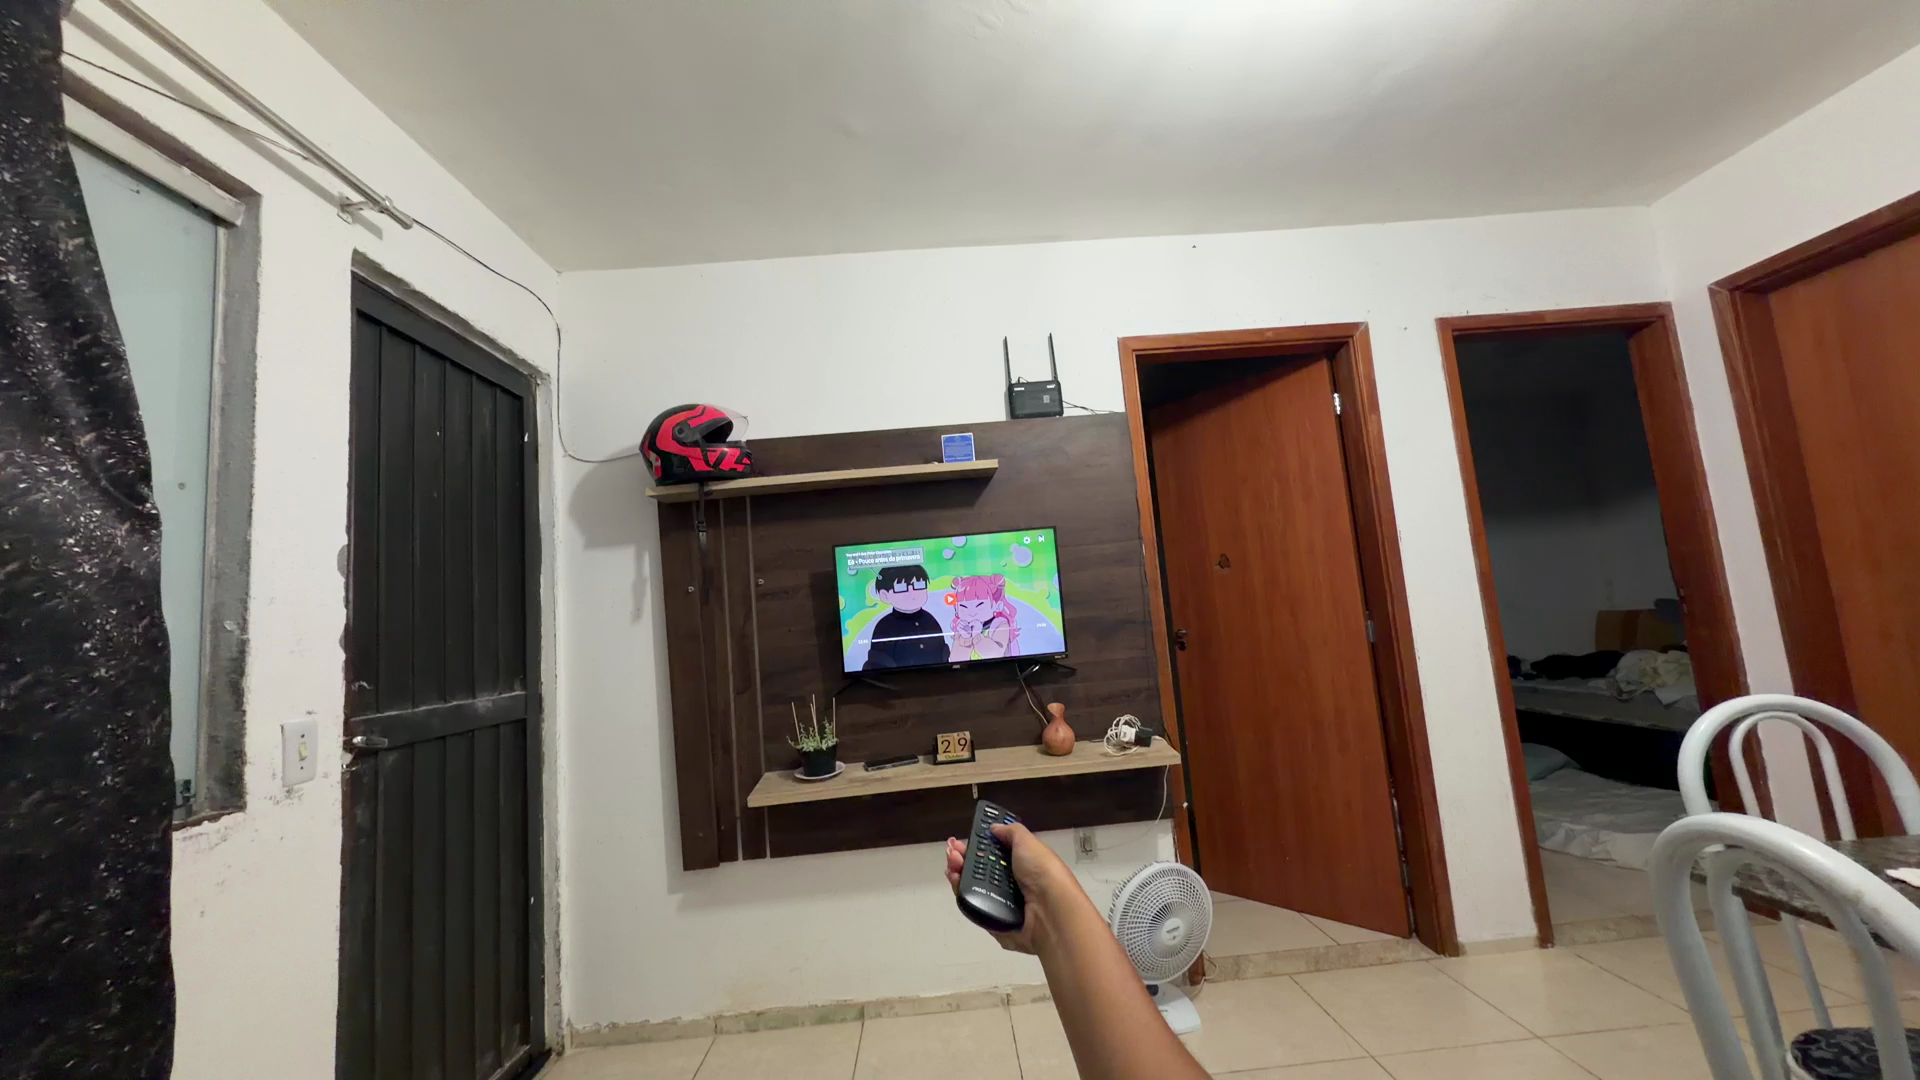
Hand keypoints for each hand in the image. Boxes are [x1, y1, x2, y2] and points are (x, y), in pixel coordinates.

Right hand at [945, 822, 1073, 953]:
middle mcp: (1010, 884)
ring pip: (973, 888)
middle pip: (979, 871)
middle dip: (962, 859)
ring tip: (951, 864)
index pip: (993, 854)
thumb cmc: (1041, 871)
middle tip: (951, 852)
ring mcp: (1001, 904)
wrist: (1050, 911)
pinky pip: (973, 907)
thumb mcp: (1028, 842)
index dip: (977, 846)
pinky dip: (962, 894)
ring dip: (958, 873)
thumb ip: (1011, 832)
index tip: (962, 840)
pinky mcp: (993, 922)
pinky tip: (955, 881)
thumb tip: (994, 827)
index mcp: (1020, 865)